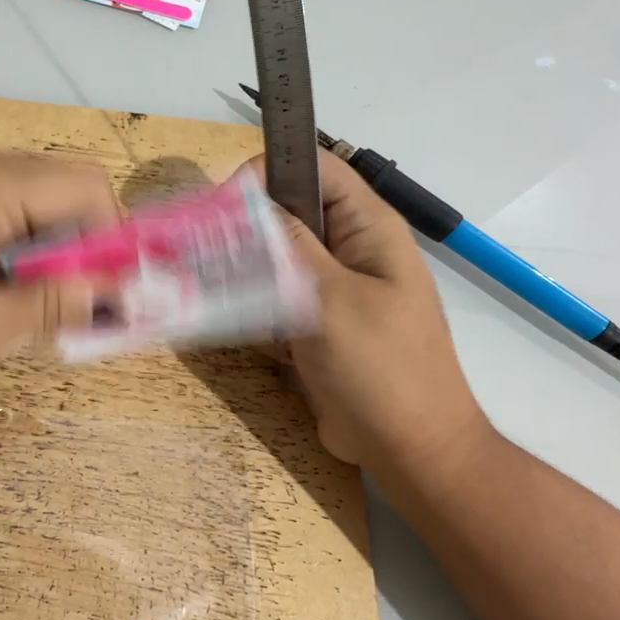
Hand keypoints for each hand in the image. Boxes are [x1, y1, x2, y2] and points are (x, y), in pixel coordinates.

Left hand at [0, 147, 117, 430]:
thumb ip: (60, 303)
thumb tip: (122, 291)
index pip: (83, 184)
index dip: (116, 237)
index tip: (120, 293)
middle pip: (48, 182)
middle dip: (77, 241)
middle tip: (78, 308)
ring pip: (11, 193)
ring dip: (36, 243)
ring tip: (26, 307)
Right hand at [256, 152, 491, 475]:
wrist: (411, 451)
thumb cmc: (381, 369)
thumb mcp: (330, 299)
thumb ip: (287, 244)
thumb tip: (249, 198)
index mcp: (368, 228)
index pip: (314, 168)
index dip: (268, 172)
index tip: (225, 204)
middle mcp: (349, 248)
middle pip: (286, 212)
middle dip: (246, 230)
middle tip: (208, 253)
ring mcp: (332, 286)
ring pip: (274, 257)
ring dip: (248, 275)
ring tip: (231, 300)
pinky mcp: (316, 321)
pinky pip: (275, 296)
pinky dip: (258, 310)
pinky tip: (256, 336)